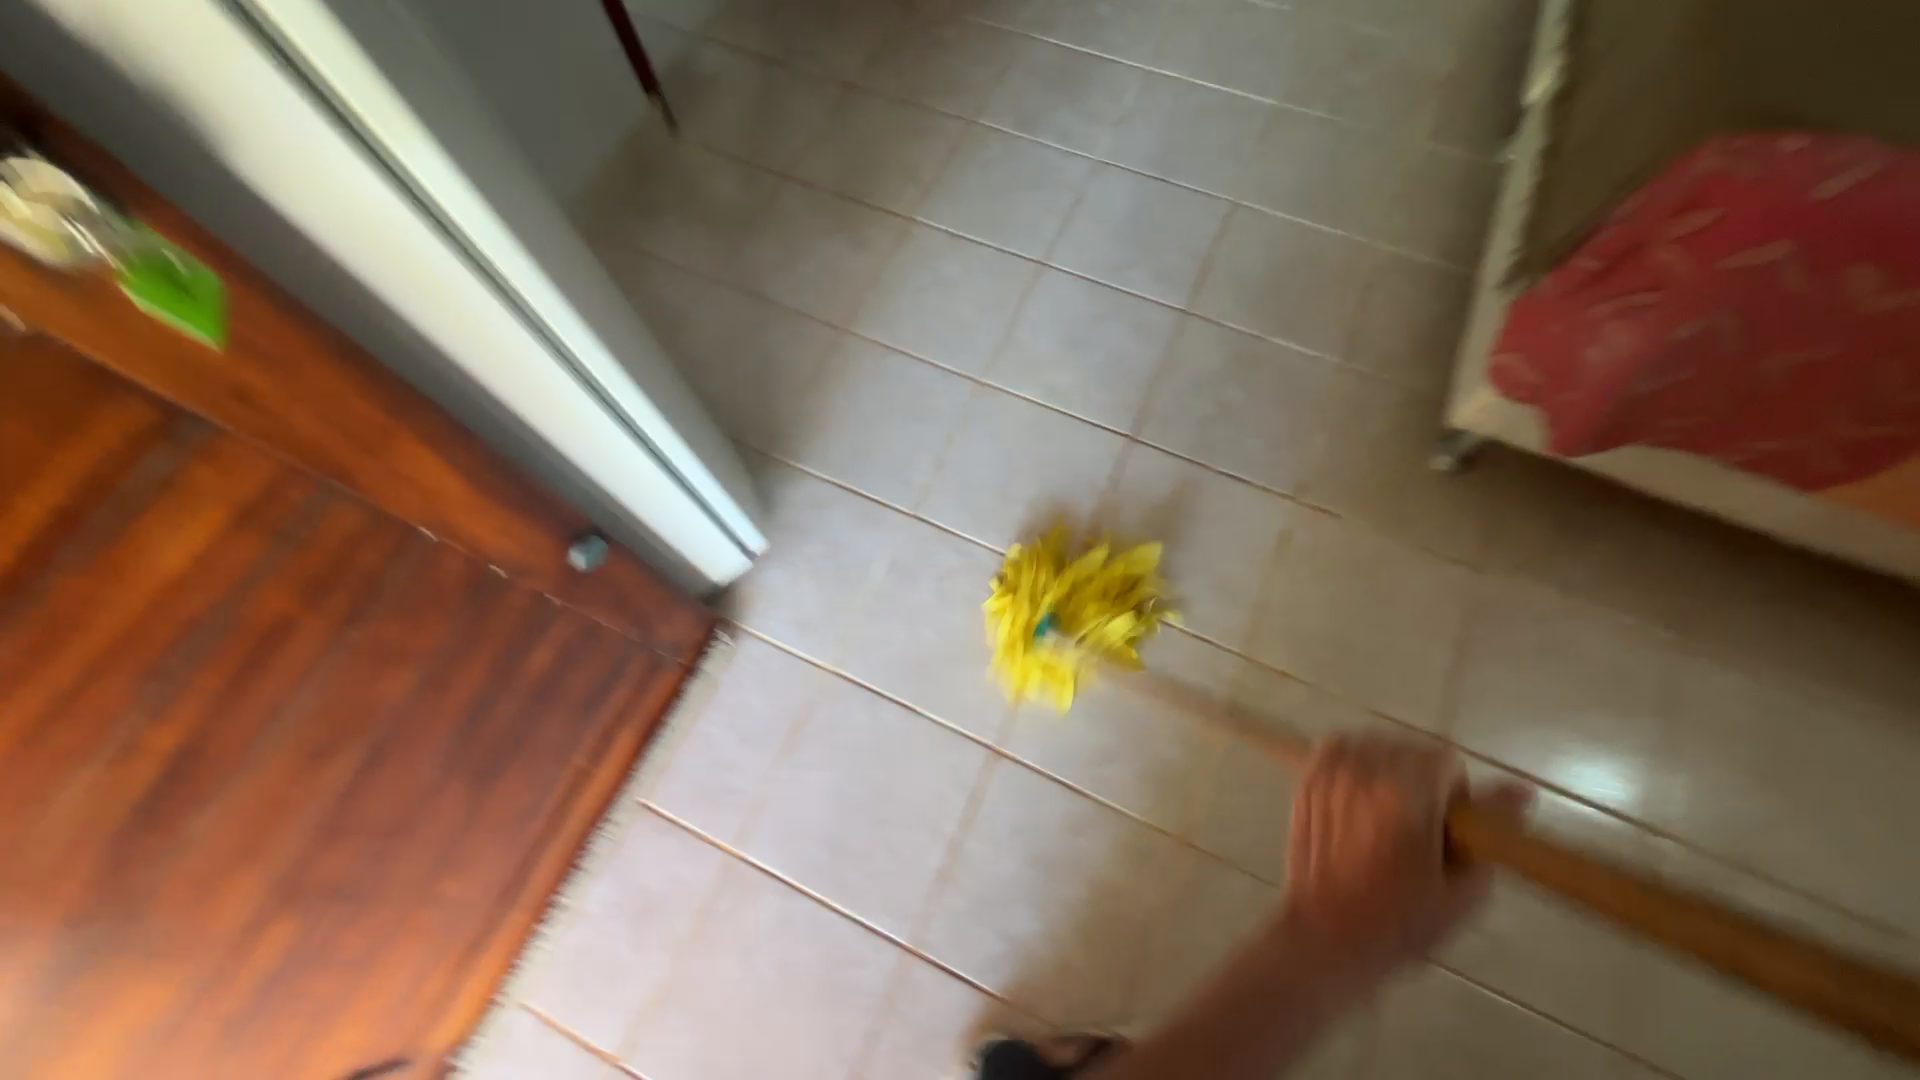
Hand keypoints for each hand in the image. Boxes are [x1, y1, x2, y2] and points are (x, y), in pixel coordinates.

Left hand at [1277, 734, 1532, 987]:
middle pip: (1409, 749)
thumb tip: (1523, 791)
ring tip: (1388, 808)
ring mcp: (1330, 774)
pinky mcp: (1306, 780)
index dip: (1456, 792)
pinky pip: (1337, 747)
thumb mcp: (1462, 887)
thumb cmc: (1400, 921)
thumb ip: (1492, 829)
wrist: (1327, 932)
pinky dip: (1352, 760)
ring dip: (1388, 767)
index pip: (1446, 760)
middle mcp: (1365, 774)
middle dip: (1423, 779)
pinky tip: (1359, 790)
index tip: (1450, 824)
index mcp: (1406, 797)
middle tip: (1420, 821)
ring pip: (1374, 744)